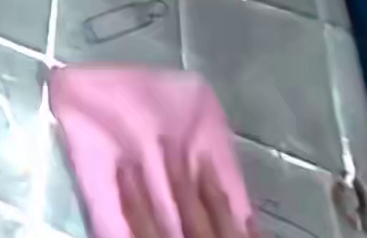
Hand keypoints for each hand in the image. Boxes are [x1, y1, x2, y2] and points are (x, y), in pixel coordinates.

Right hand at [117, 142, 257, 237]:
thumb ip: (139, 235)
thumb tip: (118, 227)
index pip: (143, 220)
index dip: (132, 192)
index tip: (124, 161)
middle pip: (184, 205)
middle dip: (175, 172)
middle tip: (166, 138)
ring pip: (218, 216)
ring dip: (210, 186)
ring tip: (203, 156)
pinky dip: (248, 225)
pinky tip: (245, 209)